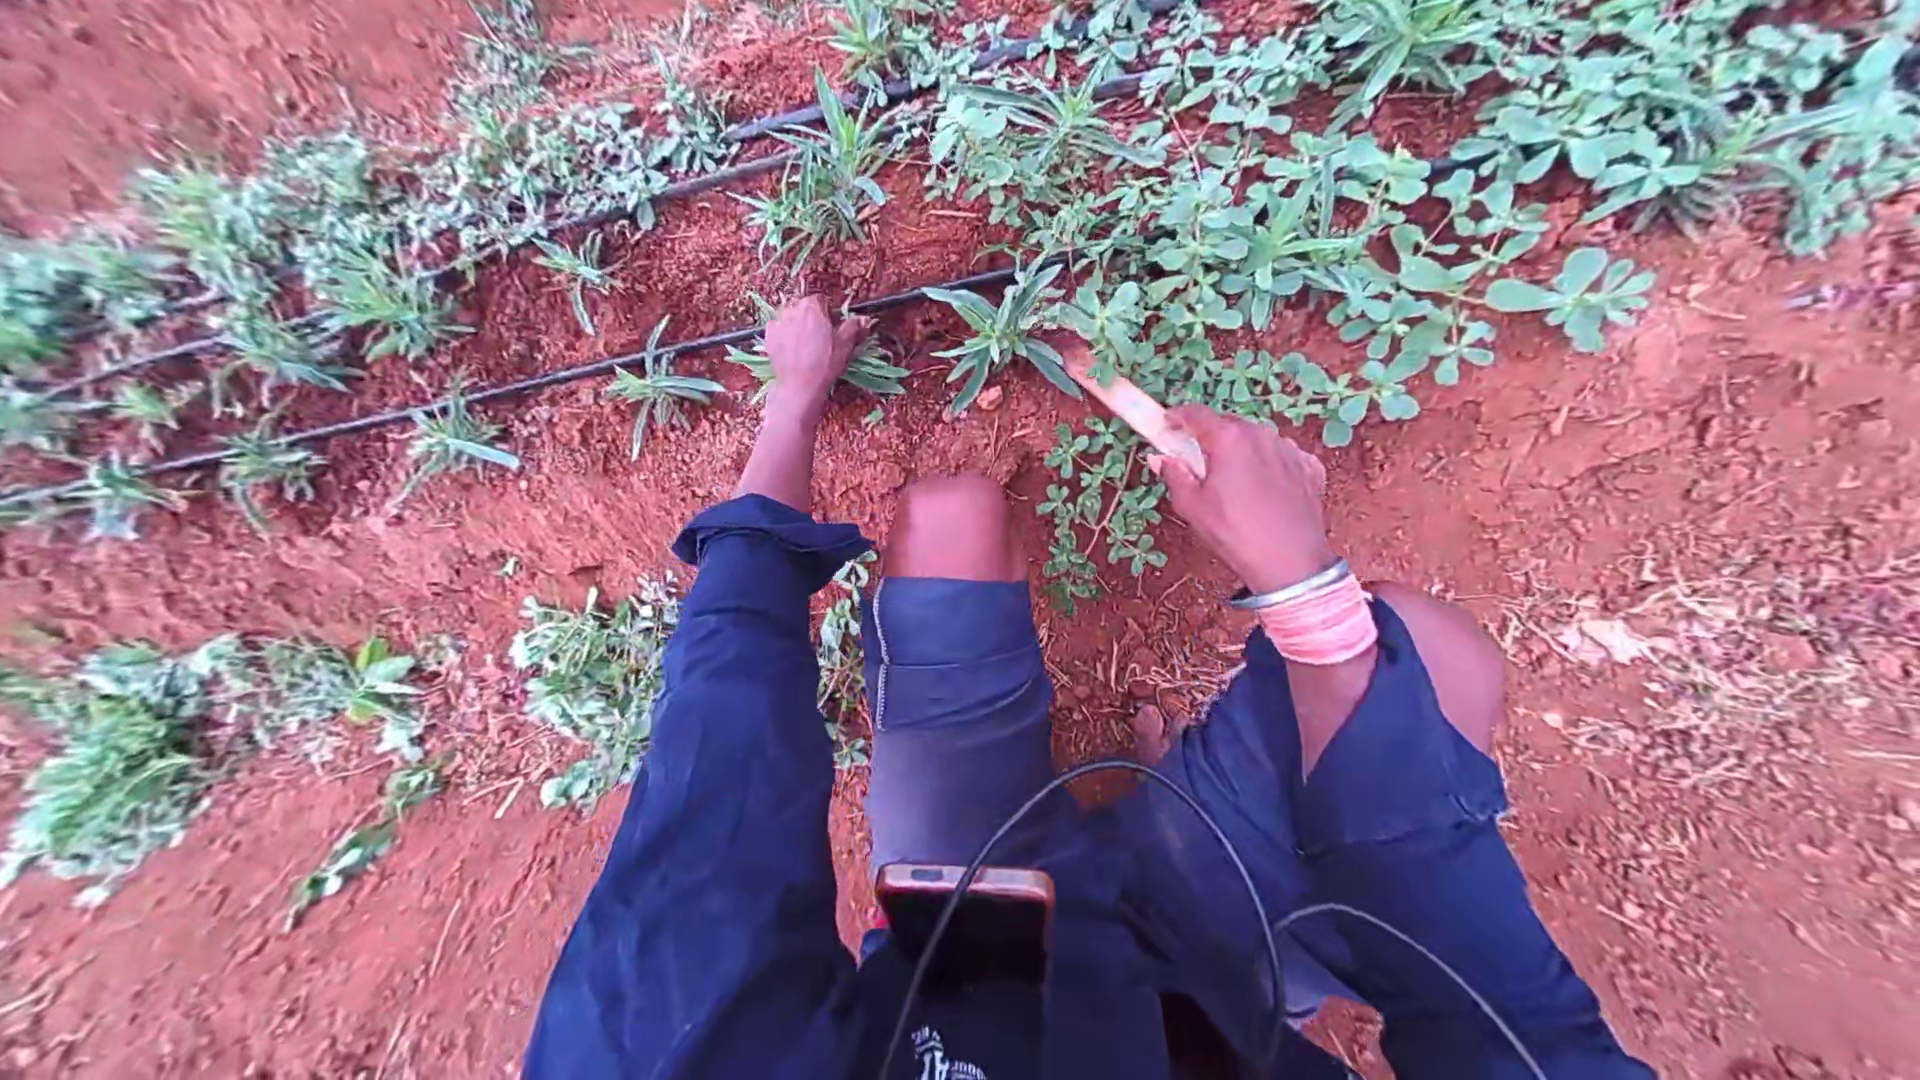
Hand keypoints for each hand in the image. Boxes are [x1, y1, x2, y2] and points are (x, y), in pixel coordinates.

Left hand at [762, 295, 871, 414]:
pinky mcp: (768, 335)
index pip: (822, 300)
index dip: (829, 314)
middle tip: (820, 339)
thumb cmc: (824, 365)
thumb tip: (864, 319)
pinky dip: (785, 334)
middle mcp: (792, 308)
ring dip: (798, 325)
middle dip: (812, 318)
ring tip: (805, 345)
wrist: (799, 386)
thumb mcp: (844, 346)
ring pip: (791, 317)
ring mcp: (778, 321)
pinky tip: (793, 349)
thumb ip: (853, 328)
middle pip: (804, 307)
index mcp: (812, 307)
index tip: (832, 328)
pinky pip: (779, 328)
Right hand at [1154, 405, 1333, 593]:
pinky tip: (1260, 490)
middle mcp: (1262, 435)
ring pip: (1256, 440)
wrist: (1289, 562)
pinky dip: (1266, 465)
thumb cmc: (1233, 533)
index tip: (1166, 424)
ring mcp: (1290, 450)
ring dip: (1239, 451)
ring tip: (1231, 481)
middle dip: (1209, 437)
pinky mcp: (1309, 467)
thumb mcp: (1191, 505)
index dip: (1177, 417)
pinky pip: (1280, 456)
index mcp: (1229, 440)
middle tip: (1196, 460)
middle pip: (1228, 425)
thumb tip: (1161, 457)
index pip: (1196, 414)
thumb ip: (1174, 474)